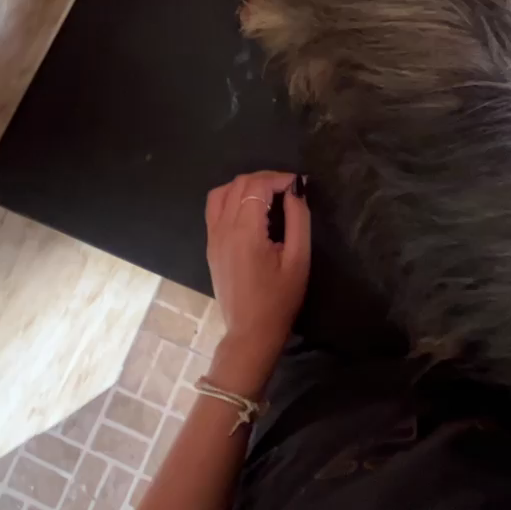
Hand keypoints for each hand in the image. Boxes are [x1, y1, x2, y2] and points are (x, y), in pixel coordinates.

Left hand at [203, 171, 309, 396]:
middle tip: (289, 188)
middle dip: (266, 178)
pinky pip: (215, 207)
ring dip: (246, 185)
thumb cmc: (280, 299)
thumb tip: (296, 189)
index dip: (280, 178)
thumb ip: (298, 219)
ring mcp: (213, 237)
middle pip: (239, 183)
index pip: (257, 186)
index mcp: (245, 232)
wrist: (251, 333)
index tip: (300, 185)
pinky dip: (232, 197)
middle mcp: (224, 229)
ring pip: (222, 191)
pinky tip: (250, 208)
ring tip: (269, 194)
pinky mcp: (211, 245)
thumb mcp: (299, 259)